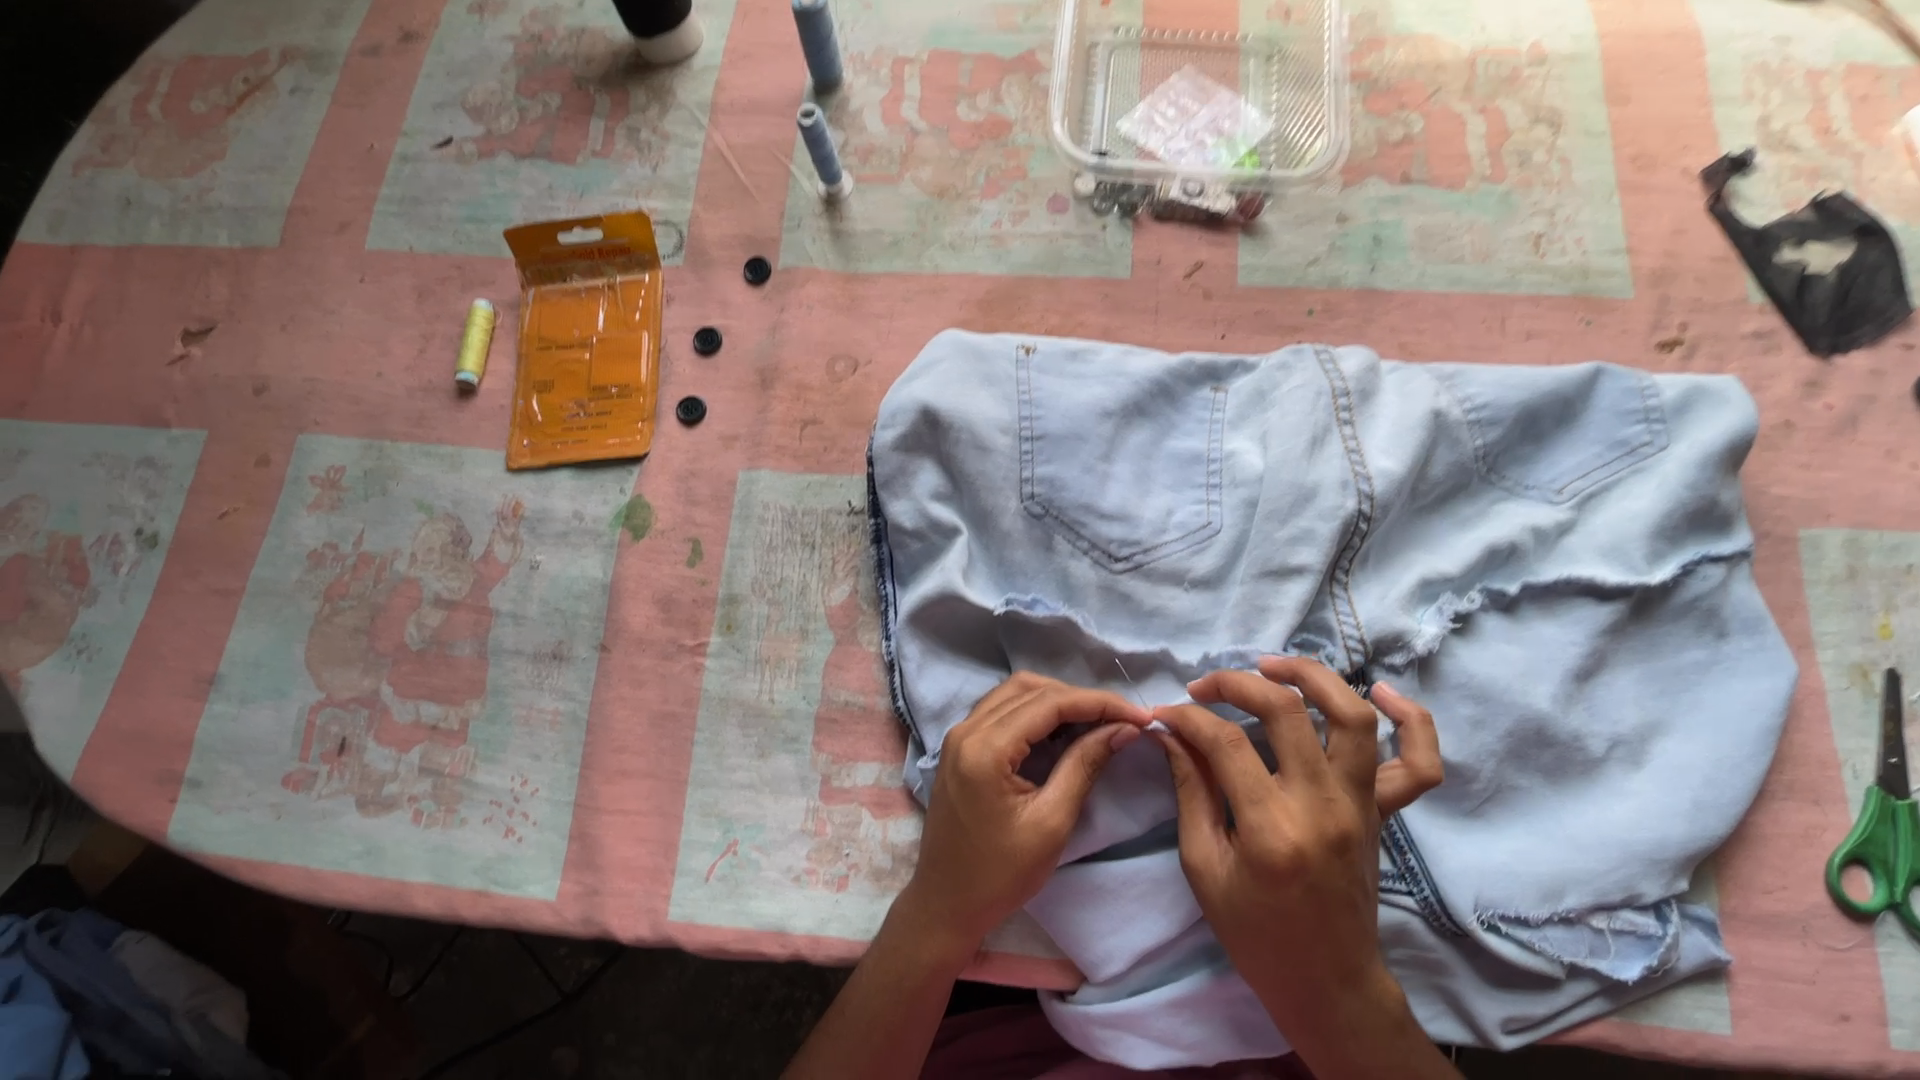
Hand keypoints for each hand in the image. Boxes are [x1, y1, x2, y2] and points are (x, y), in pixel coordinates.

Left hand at [899, 672, 1150, 958]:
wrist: (946, 904)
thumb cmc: (1000, 874)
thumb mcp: (1051, 822)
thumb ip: (1085, 765)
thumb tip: (1123, 728)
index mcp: (985, 748)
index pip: (1048, 703)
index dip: (1099, 703)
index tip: (1139, 714)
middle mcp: (966, 730)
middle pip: (1030, 689)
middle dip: (1080, 698)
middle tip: (1121, 719)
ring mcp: (959, 736)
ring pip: (1015, 694)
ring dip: (1057, 701)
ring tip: (1099, 722)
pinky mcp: (961, 747)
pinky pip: (1002, 711)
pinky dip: (1035, 713)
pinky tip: (1065, 731)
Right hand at [1153, 657, 1442, 1063]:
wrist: (1327, 981)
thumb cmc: (1254, 932)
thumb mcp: (1203, 865)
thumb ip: (1191, 790)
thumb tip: (1171, 732)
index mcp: (1271, 827)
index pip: (1224, 741)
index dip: (1187, 717)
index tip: (1163, 714)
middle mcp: (1323, 805)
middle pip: (1287, 710)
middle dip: (1236, 682)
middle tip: (1205, 685)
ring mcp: (1362, 805)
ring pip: (1354, 717)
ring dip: (1314, 676)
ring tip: (1274, 665)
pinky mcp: (1384, 812)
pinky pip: (1419, 763)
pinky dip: (1411, 720)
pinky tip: (1380, 693)